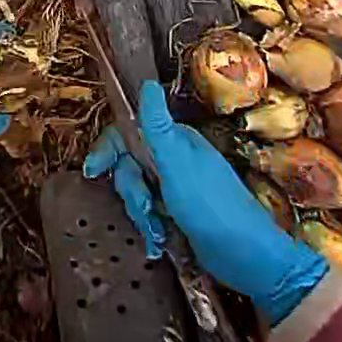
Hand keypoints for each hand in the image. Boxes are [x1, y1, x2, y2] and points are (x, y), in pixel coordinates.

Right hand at [88, 81, 327, 322]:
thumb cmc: (212, 206)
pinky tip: (161, 241)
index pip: (128, 132)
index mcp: (173, 140)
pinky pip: (150, 212)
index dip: (108, 149)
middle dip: (131, 190)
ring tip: (159, 230)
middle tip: (147, 208)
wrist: (248, 258)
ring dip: (141, 212)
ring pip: (137, 190)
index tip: (94, 171)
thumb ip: (157, 125)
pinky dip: (151, 227)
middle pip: (128, 164)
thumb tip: (148, 82)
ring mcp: (176, 186)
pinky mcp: (178, 213)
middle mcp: (173, 158)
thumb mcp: (178, 163)